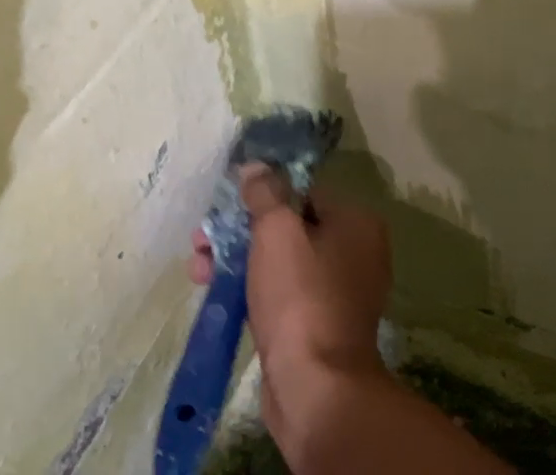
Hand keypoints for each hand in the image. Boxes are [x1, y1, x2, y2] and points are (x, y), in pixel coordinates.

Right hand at [189, 165, 392, 444]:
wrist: (315, 387)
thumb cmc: (300, 297)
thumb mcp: (277, 232)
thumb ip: (265, 193)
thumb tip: (256, 166)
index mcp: (357, 223)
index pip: (303, 192)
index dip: (260, 196)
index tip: (223, 208)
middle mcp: (355, 253)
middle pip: (288, 227)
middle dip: (239, 232)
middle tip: (200, 242)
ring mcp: (338, 292)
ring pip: (280, 261)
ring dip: (237, 260)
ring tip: (198, 270)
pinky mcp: (317, 325)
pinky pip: (281, 293)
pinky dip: (251, 289)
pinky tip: (216, 292)